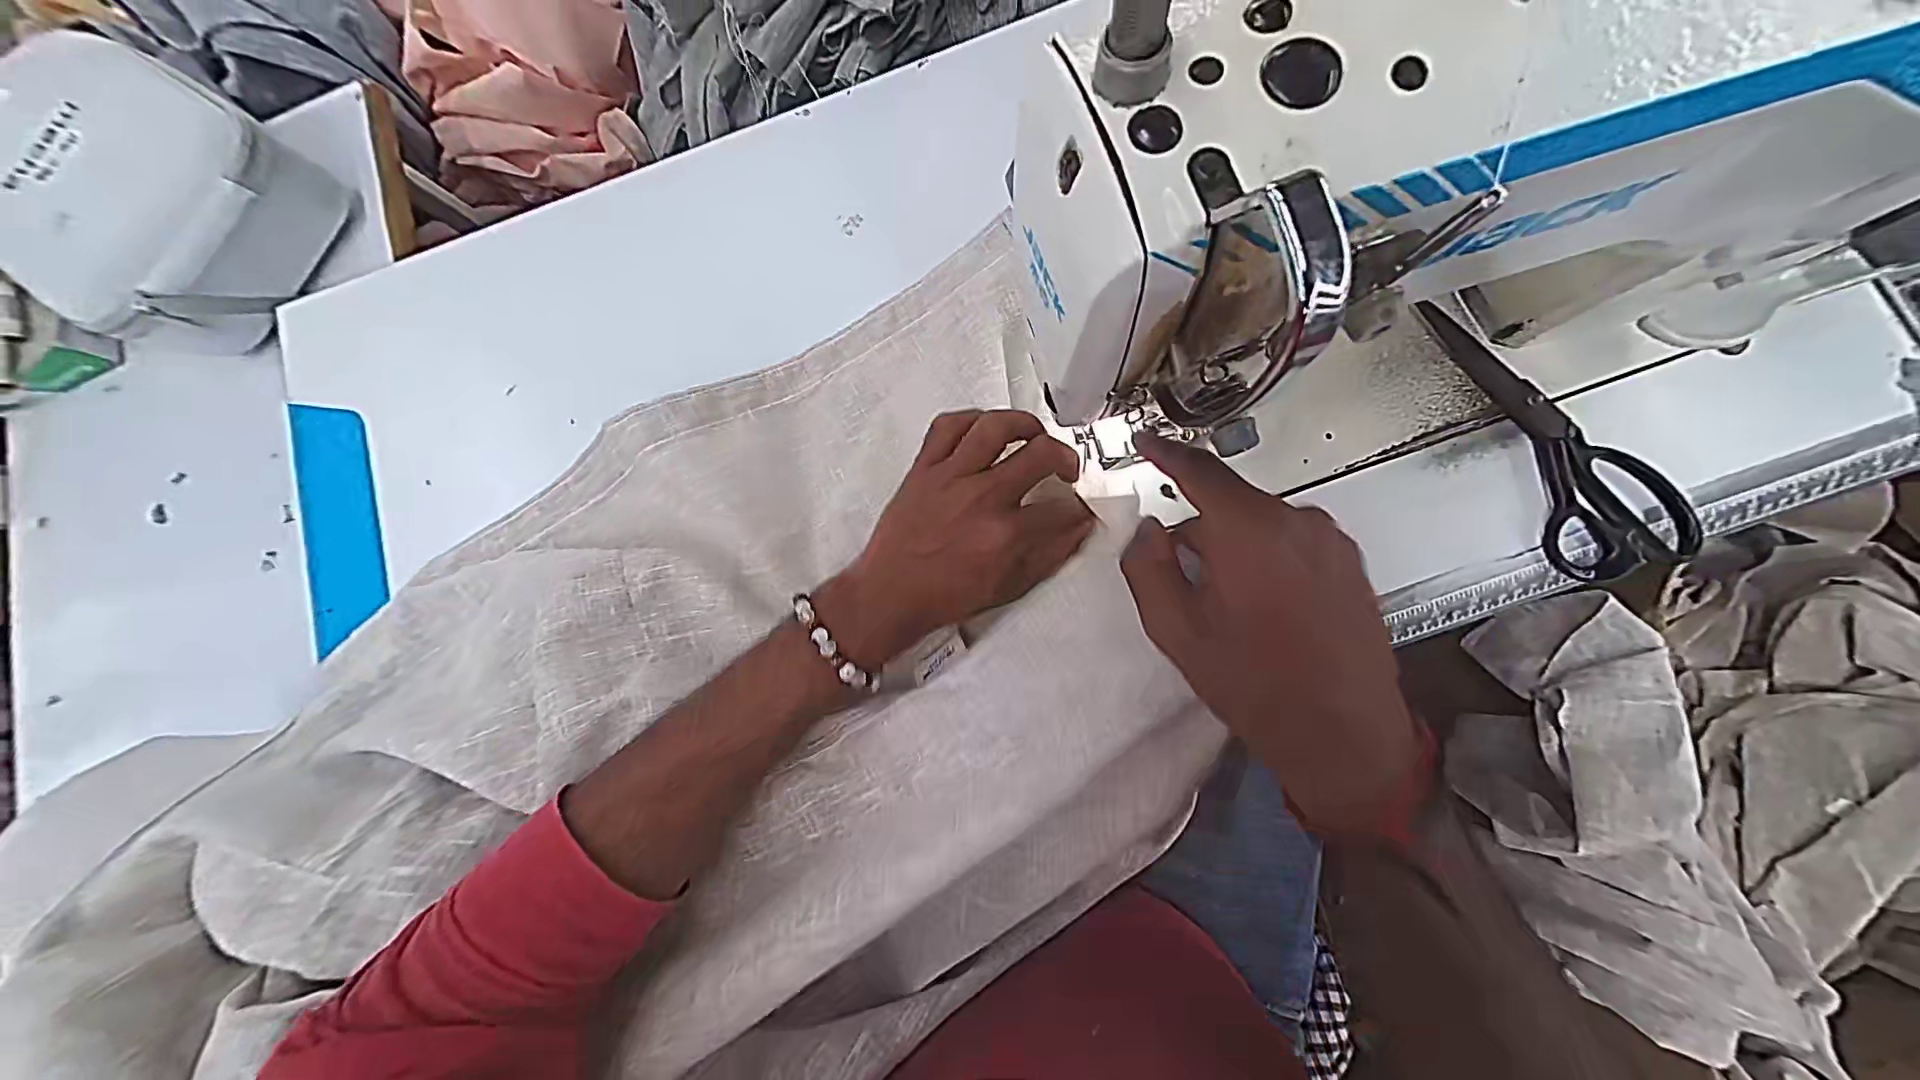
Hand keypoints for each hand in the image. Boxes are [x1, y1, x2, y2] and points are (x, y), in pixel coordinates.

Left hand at [816, 410, 1096, 666]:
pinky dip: (970, 419)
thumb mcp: (1006, 587)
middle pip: (1040, 454)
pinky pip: (947, 426)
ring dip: (1024, 424)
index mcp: (1003, 533)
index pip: (1061, 509)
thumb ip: (1047, 556)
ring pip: (995, 426)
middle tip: (1066, 467)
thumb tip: (1074, 532)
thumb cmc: (939, 595)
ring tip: (1033, 434)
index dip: (1079, 508)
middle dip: (1067, 458)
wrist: (890, 594)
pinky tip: (983, 428)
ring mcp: (950, 478)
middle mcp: (980, 498)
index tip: (1078, 507)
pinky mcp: (923, 469)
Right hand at [1119, 432, 1422, 837]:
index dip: (1165, 453)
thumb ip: (1147, 567)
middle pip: (1229, 505)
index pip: (1199, 471)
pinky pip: (1291, 541)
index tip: (1147, 441)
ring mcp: (1330, 540)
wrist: (1343, 731)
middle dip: (1201, 533)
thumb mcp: (1175, 629)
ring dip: (1235, 550)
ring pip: (1260, 525)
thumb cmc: (1255, 683)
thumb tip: (1149, 531)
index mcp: (1249, 530)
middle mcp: (1297, 521)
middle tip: (1188, 586)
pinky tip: (1267, 610)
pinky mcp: (1349, 561)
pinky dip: (1268, 560)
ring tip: (1234, 610)